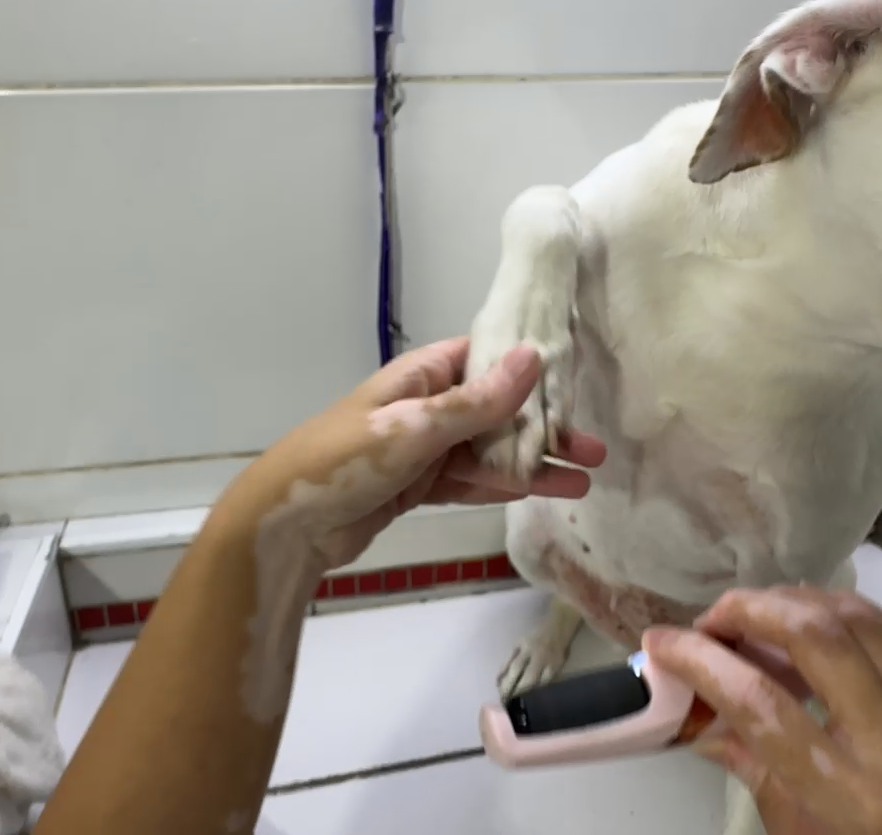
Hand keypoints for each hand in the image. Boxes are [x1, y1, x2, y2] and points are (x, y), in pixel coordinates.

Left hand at [227, 337, 605, 571]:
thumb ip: (474, 401)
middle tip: (594, 447)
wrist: (287, 526)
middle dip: (540, 426)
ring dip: (530, 463)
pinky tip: (538, 491)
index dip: (527, 367)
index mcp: (419, 377)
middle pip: (493, 409)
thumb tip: (532, 355)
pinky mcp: (418, 485)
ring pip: (487, 450)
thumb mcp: (413, 428)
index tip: (573, 379)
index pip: (483, 358)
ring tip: (583, 479)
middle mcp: (425, 407)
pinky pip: (469, 481)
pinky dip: (501, 486)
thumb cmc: (344, 461)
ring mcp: (422, 449)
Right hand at [645, 588, 881, 834]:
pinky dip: (845, 610)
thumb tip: (692, 708)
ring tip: (756, 616)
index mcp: (853, 799)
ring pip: (858, 619)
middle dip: (748, 610)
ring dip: (793, 600)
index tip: (659, 642)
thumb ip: (747, 765)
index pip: (760, 704)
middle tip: (712, 622)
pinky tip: (811, 616)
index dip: (699, 661)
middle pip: (816, 637)